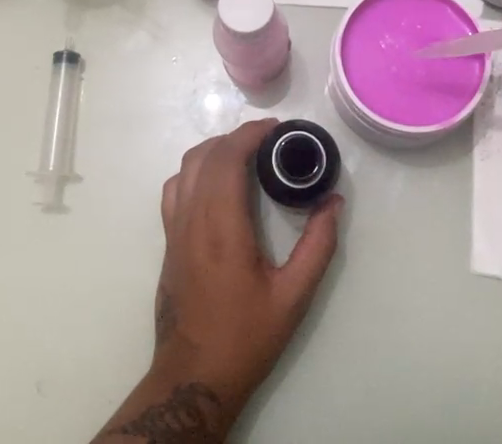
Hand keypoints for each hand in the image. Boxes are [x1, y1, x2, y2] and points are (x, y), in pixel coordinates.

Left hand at [152, 119, 342, 410]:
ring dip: (213, 150)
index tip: (276, 128)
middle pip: (205, 156)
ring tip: (244, 154)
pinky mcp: (168, 242)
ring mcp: (174, 230)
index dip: (250, 134)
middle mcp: (191, 219)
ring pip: (185, 168)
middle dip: (236, 137)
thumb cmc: (246, 335)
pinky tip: (216, 183)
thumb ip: (318, 246)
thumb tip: (333, 203)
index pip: (227, 159)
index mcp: (222, 227)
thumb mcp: (294, 296)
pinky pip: (175, 189)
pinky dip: (195, 170)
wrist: (194, 373)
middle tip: (269, 140)